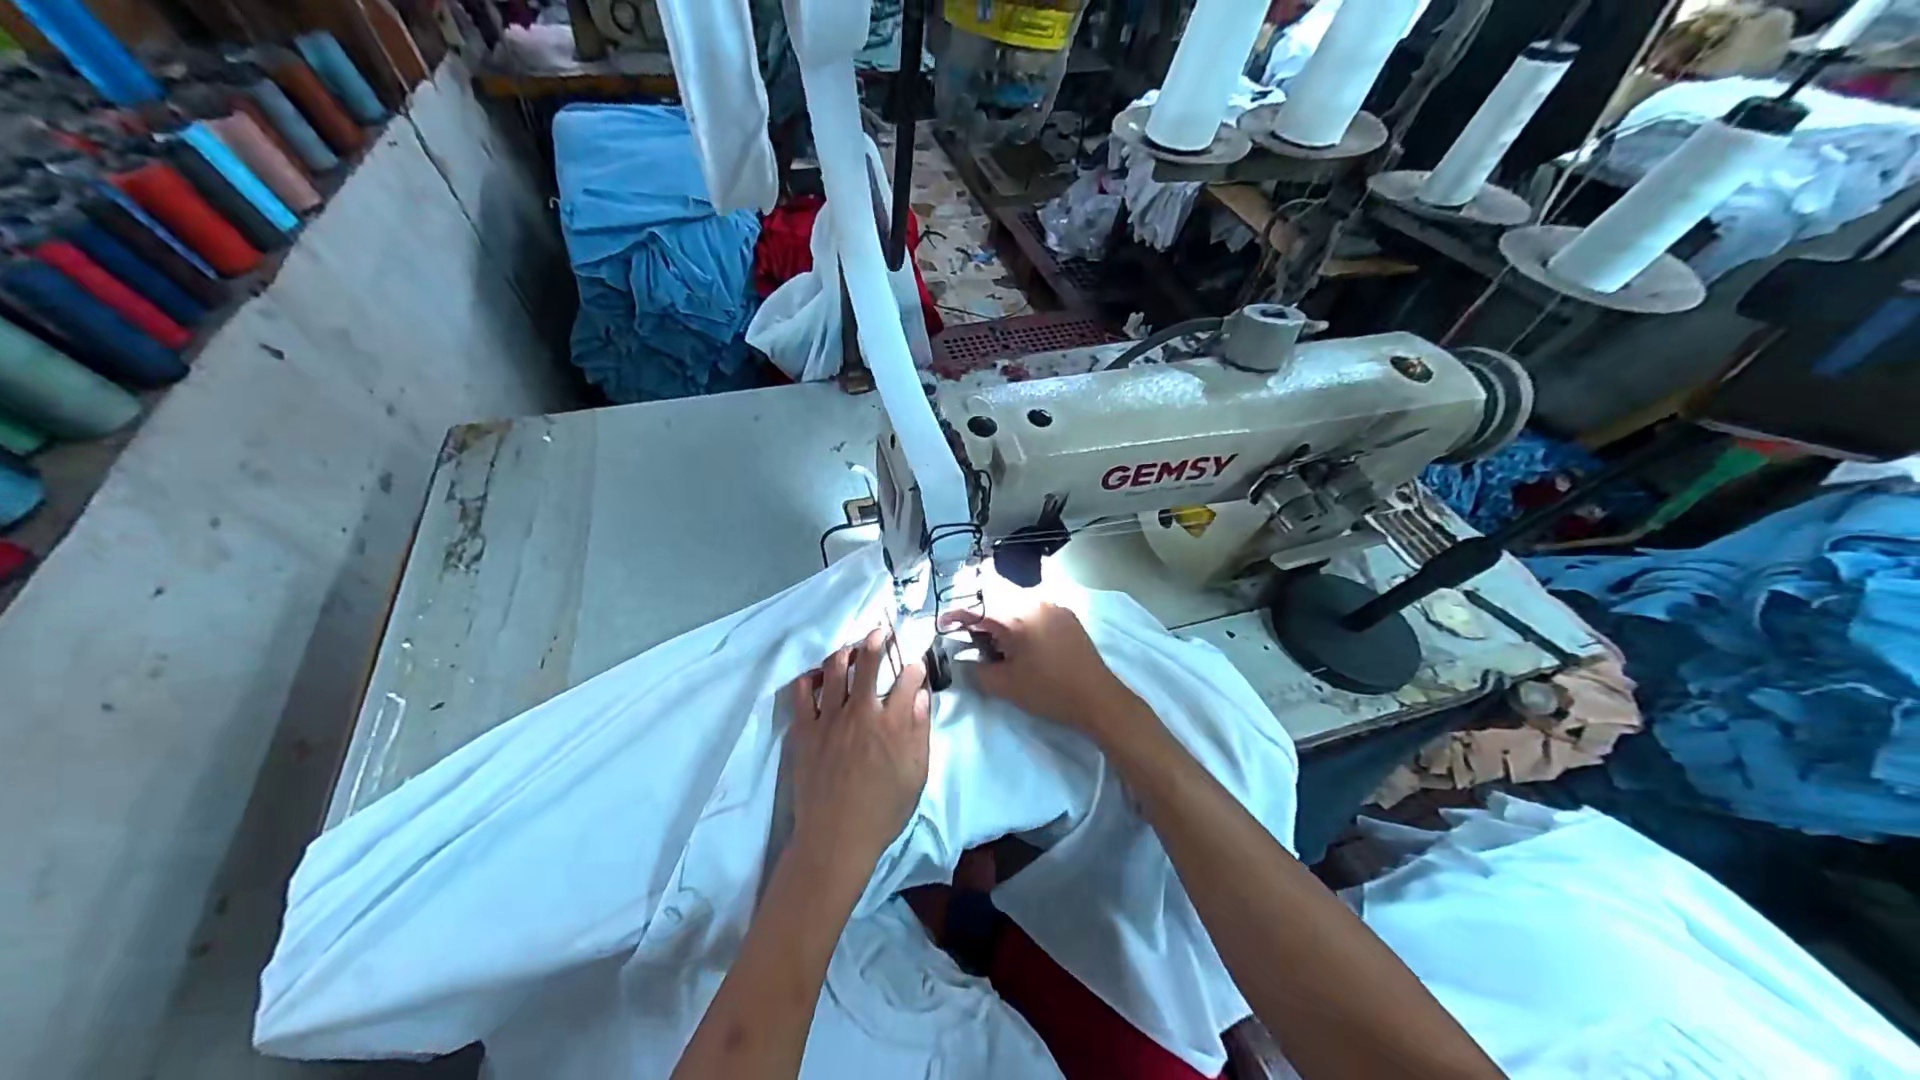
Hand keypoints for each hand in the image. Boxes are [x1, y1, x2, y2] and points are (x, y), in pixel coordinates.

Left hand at [787, 628, 931, 873]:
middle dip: (878, 640)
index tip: (915, 663)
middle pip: (870, 661)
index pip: (908, 677)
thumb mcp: (916, 773)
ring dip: (845, 652)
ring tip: (850, 650)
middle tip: (880, 633)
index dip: (915, 665)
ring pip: (835, 669)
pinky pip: (802, 692)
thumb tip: (921, 695)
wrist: (836, 836)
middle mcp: (862, 711)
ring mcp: (830, 718)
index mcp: (893, 722)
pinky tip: (815, 676)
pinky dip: (809, 678)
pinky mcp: (804, 729)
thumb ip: (920, 730)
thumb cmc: (884, 810)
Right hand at [937, 599, 1142, 740]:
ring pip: (1017, 606)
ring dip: (1002, 621)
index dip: (957, 615)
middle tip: (970, 640)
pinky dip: (1021, 623)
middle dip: (980, 619)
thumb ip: (977, 669)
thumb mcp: (1005, 685)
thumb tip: (965, 659)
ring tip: (996, 646)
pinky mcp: (1068, 618)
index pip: (979, 608)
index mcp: (1018, 615)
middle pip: (998, 602)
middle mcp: (1037, 602)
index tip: (943, 624)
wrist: (1099, 699)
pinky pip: (1035, 612)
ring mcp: (1056, 608)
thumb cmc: (1049, 691)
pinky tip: (1020, 644)